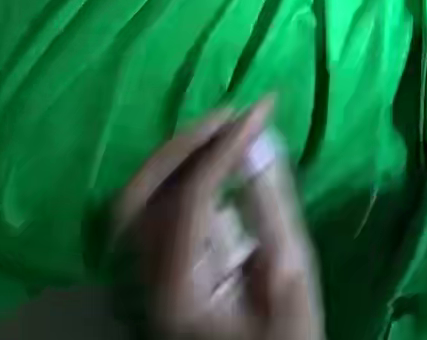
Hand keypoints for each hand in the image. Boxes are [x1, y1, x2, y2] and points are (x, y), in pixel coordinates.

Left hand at [114, 97, 322, 339]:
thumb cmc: (283, 338)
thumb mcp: (289, 276)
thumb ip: (271, 207)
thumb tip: (260, 139)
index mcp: (181, 287)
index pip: (192, 195)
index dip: (227, 144)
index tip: (263, 111)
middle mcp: (147, 283)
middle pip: (140, 195)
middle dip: (184, 144)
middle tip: (231, 114)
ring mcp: (144, 280)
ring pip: (136, 200)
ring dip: (176, 156)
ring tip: (222, 128)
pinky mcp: (155, 274)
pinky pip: (150, 211)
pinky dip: (175, 176)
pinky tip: (213, 161)